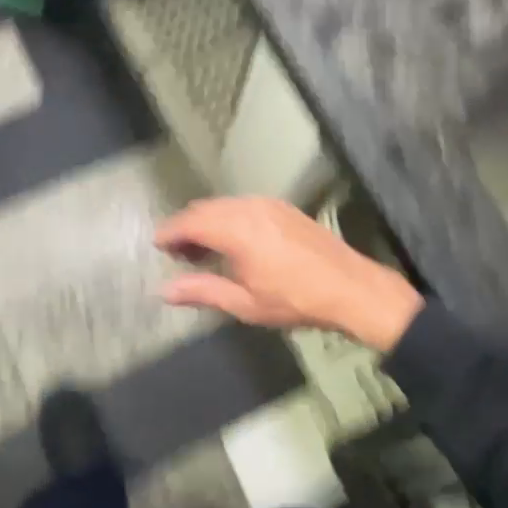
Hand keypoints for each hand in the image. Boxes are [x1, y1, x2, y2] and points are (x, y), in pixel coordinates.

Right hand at [155, 197, 424, 351]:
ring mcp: (270, 205)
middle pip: (206, 208)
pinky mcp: (284, 208)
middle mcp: (250, 208)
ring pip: (226, 205)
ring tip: (204, 252)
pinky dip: (229, 218)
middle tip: (178, 254)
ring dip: (208, 222)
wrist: (350, 288)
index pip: (190, 221)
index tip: (157, 245)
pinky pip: (245, 206)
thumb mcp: (244, 303)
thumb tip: (165, 291)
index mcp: (237, 229)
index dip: (170, 231)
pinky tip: (233, 243)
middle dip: (187, 226)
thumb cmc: (295, 300)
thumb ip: (202, 292)